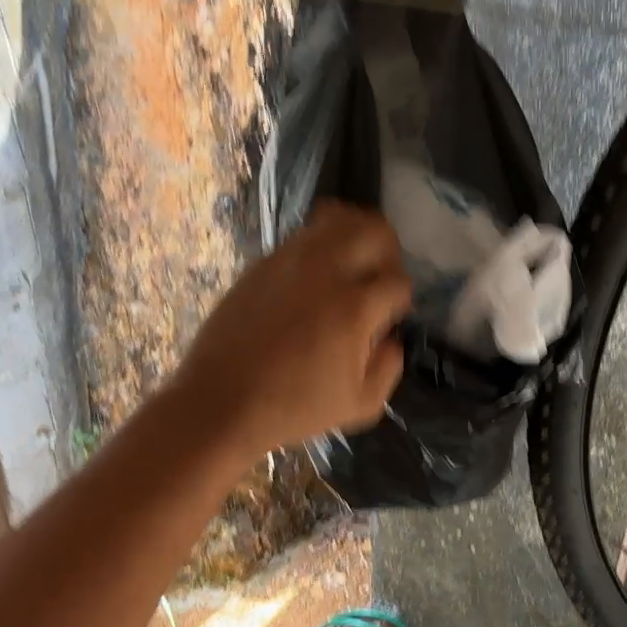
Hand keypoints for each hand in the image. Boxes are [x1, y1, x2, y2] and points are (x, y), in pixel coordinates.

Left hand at [172, 202, 411, 455]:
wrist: (224, 400)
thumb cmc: (296, 407)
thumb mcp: (361, 404)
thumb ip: (389, 367)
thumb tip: (391, 339)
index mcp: (354, 307)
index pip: (398, 281)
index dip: (402, 300)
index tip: (391, 318)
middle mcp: (326, 271)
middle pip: (375, 230)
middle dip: (388, 253)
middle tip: (380, 279)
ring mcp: (290, 260)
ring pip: (337, 219)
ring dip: (354, 238)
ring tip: (350, 268)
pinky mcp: (262, 262)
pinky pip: (303, 237)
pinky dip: (320, 249)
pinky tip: (313, 281)